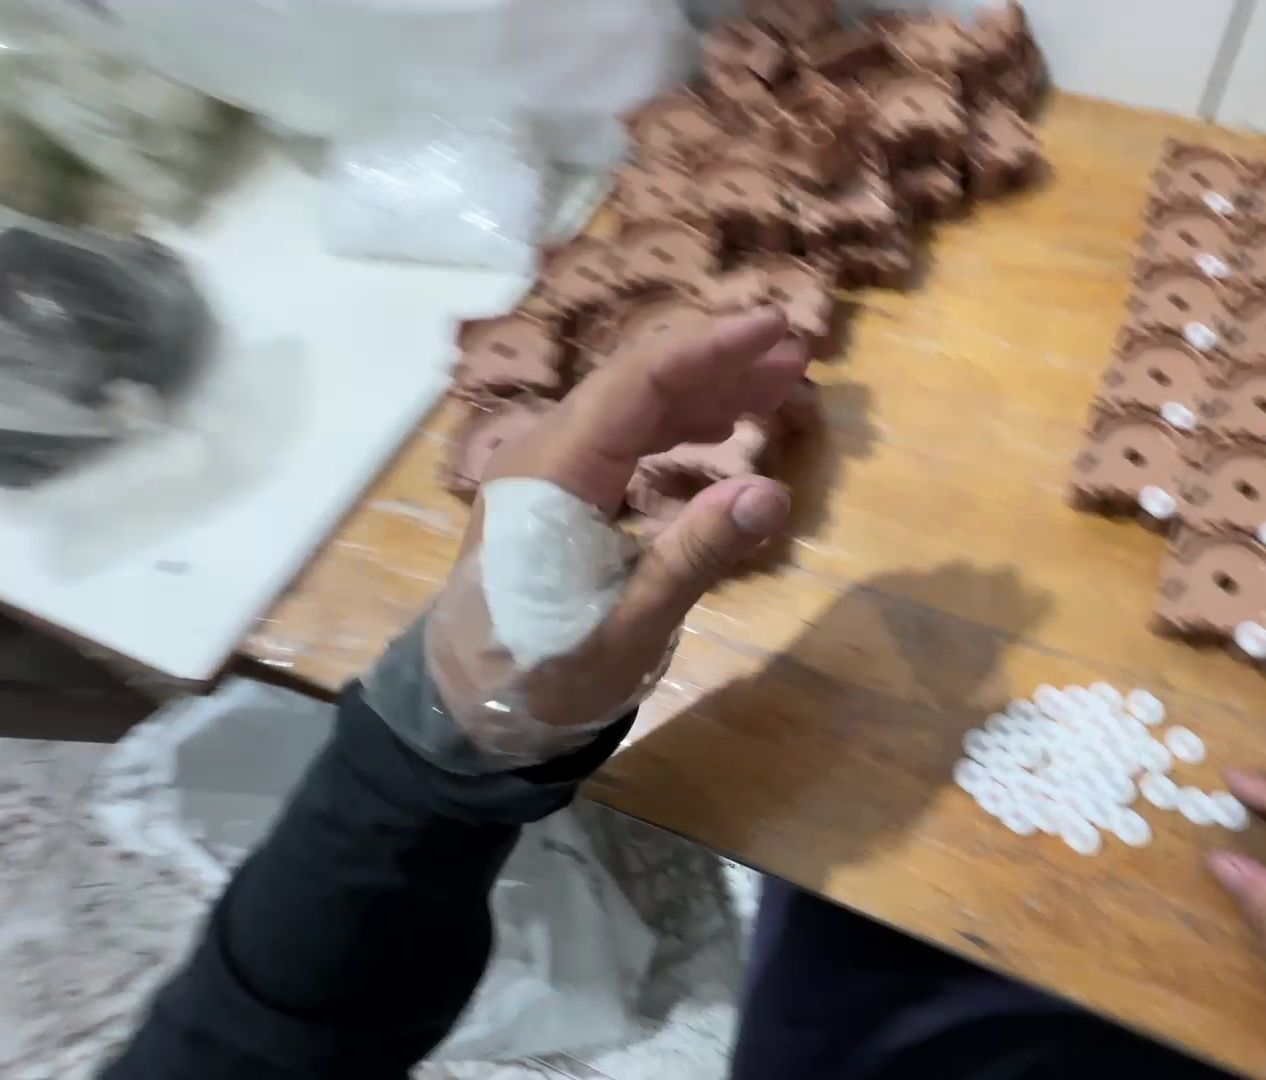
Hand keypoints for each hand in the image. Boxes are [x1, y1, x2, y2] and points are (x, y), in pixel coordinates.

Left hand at [427, 307, 808, 752]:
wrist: (470, 708)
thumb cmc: (543, 671)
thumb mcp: (629, 625)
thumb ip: (697, 554)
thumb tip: (774, 493)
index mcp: (554, 473)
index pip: (639, 384)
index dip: (711, 350)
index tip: (774, 328)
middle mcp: (549, 452)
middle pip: (642, 384)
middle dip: (721, 364)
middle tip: (795, 356)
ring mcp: (556, 469)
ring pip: (639, 408)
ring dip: (708, 392)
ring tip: (775, 388)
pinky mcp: (567, 490)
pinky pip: (631, 440)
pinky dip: (683, 427)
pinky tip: (722, 430)